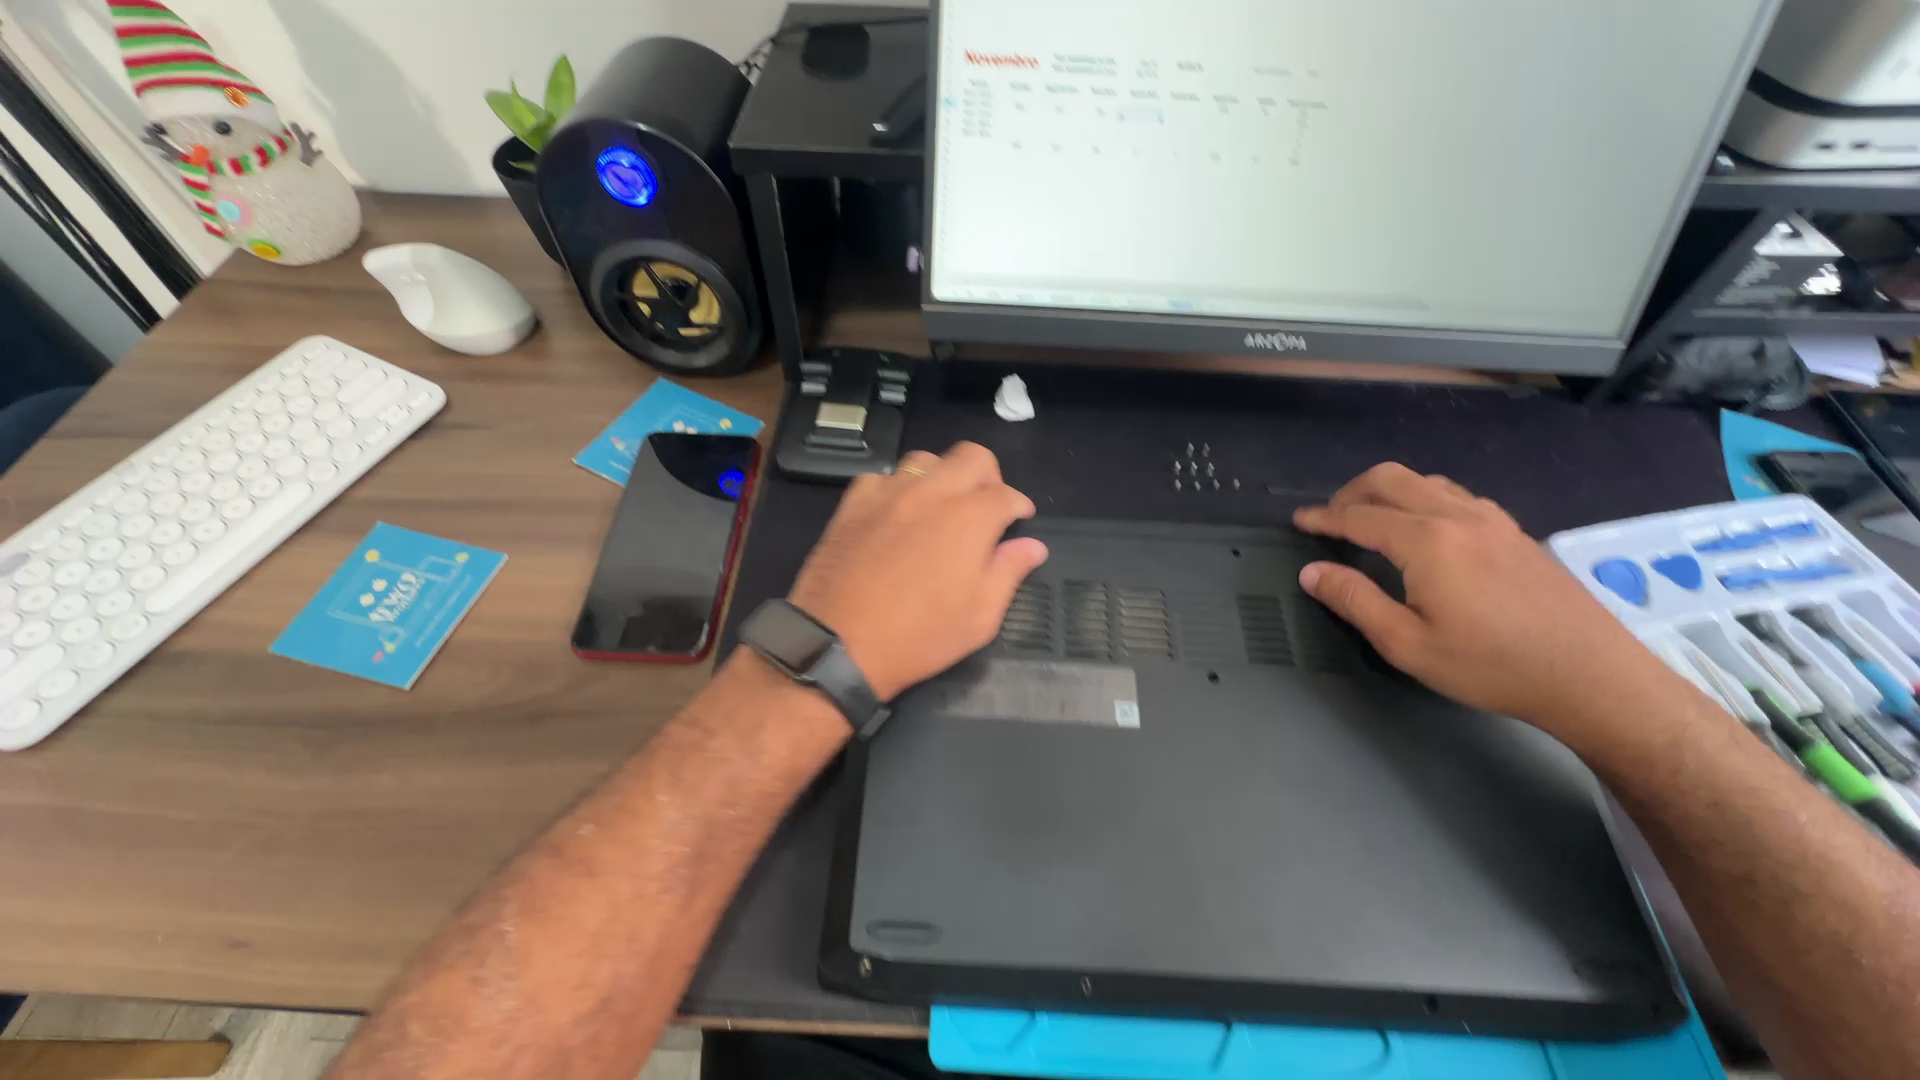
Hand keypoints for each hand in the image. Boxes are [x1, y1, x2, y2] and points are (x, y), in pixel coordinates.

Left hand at [788, 443, 1048, 701]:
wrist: (838, 644)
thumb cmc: (918, 637)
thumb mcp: (979, 618)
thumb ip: (1008, 573)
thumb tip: (1033, 547)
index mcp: (970, 518)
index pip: (1007, 494)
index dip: (1019, 506)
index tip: (1019, 520)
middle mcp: (932, 492)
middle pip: (971, 456)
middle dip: (989, 475)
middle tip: (987, 505)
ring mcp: (888, 493)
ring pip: (926, 459)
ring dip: (943, 475)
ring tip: (942, 506)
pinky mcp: (853, 503)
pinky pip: (883, 477)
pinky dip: (898, 488)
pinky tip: (896, 514)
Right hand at [1292, 464, 1673, 739]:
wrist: (1591, 676)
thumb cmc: (1491, 665)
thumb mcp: (1407, 644)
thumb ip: (1354, 601)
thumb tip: (1312, 571)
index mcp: (1426, 540)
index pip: (1359, 516)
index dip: (1323, 518)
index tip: (1298, 522)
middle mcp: (1458, 516)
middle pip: (1392, 479)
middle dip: (1352, 491)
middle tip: (1329, 516)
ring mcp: (1493, 520)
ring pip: (1428, 482)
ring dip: (1390, 491)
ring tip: (1371, 519)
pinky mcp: (1516, 533)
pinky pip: (1458, 496)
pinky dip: (1426, 499)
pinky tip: (1426, 529)